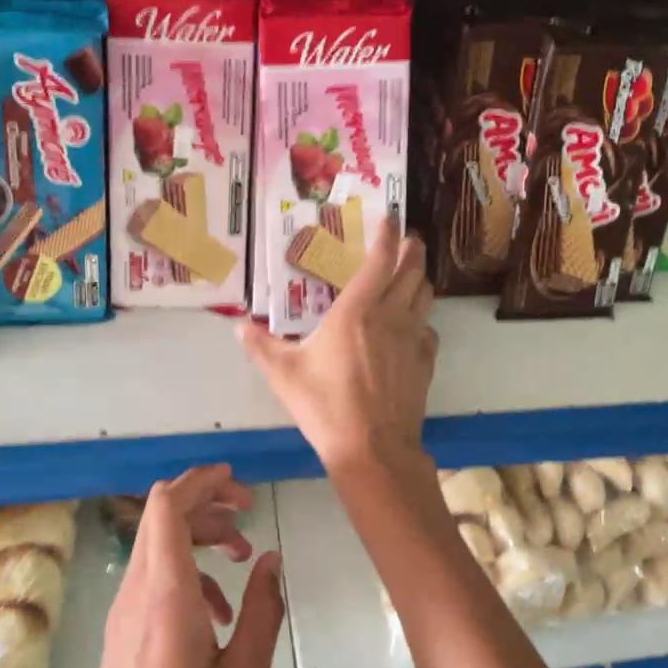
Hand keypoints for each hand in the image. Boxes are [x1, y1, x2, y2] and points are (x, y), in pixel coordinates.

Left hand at [97, 465, 284, 667]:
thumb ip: (263, 611)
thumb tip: (272, 559)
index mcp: (165, 594)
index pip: (167, 506)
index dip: (199, 480)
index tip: (236, 478)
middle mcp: (136, 593)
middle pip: (163, 517)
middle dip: (207, 503)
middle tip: (250, 511)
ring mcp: (123, 614)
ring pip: (158, 546)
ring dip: (200, 536)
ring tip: (244, 554)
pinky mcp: (122, 634)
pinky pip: (152, 579)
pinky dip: (186, 570)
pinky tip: (219, 606)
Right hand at [239, 216, 437, 475]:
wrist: (372, 451)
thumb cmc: (325, 406)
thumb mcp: (284, 375)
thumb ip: (261, 347)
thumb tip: (238, 327)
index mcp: (357, 310)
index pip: (381, 259)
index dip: (387, 234)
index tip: (389, 217)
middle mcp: (391, 316)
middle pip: (413, 270)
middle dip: (412, 249)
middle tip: (408, 239)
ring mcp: (413, 339)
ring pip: (426, 296)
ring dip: (420, 279)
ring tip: (412, 273)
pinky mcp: (425, 363)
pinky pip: (429, 329)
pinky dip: (423, 318)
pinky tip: (413, 326)